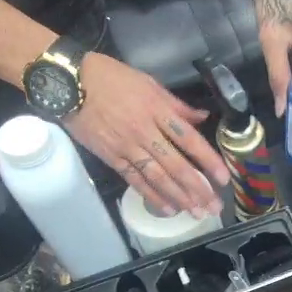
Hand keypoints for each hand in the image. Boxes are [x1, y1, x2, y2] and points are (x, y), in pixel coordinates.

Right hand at [66, 54, 229, 215]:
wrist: (67, 82)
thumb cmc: (110, 77)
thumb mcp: (147, 82)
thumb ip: (176, 104)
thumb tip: (202, 117)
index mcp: (157, 110)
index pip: (189, 139)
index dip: (207, 160)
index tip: (223, 178)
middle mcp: (145, 131)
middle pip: (177, 165)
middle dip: (198, 188)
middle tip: (214, 207)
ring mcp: (128, 147)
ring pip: (159, 177)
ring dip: (180, 198)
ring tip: (197, 213)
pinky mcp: (112, 158)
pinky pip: (136, 181)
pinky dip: (153, 196)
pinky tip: (169, 209)